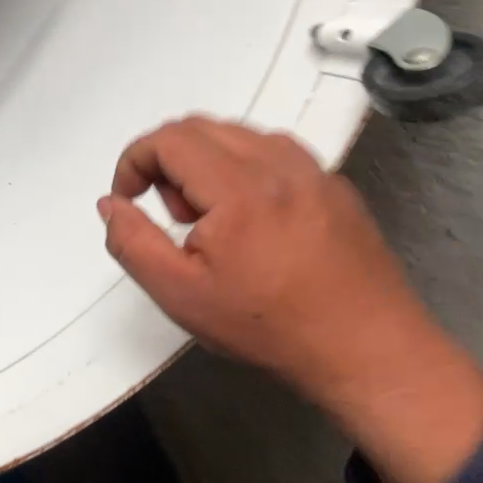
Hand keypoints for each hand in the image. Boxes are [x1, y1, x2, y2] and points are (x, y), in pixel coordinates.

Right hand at [99, 117, 482, 482]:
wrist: (371, 355)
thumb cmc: (267, 327)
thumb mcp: (178, 294)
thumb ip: (131, 242)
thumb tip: (111, 203)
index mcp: (241, 189)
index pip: (170, 139)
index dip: (134, 160)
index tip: (128, 198)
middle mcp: (281, 167)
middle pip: (201, 127)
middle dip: (165, 158)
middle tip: (167, 212)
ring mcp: (315, 174)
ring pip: (238, 134)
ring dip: (203, 159)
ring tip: (207, 215)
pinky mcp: (337, 188)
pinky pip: (275, 151)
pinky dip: (241, 166)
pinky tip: (246, 216)